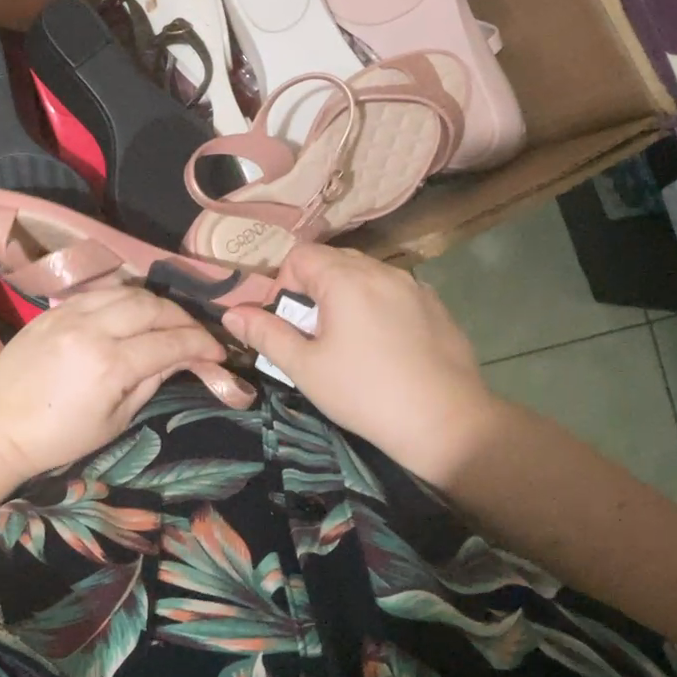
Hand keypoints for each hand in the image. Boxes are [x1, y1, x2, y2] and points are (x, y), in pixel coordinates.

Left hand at [0, 287, 237, 477]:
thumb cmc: (58, 438)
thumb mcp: (114, 421)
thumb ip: (149, 383)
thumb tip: (178, 359)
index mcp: (110, 365)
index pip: (170, 342)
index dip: (201, 345)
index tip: (217, 352)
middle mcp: (91, 330)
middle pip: (152, 307)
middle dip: (182, 318)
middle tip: (194, 334)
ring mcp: (67, 315)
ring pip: (125, 291)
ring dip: (153, 303)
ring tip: (165, 321)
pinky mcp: (50, 312)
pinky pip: (96, 293)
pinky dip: (121, 298)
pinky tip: (129, 313)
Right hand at [221, 242, 504, 483]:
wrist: (445, 421)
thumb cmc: (363, 393)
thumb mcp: (303, 367)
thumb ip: (265, 334)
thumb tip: (231, 313)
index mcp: (346, 280)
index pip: (301, 255)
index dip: (283, 284)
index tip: (286, 322)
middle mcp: (382, 272)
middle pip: (333, 261)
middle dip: (312, 289)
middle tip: (310, 334)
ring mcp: (414, 287)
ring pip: (365, 275)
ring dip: (344, 296)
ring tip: (345, 341)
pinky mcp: (436, 307)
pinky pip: (393, 292)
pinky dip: (375, 306)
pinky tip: (381, 347)